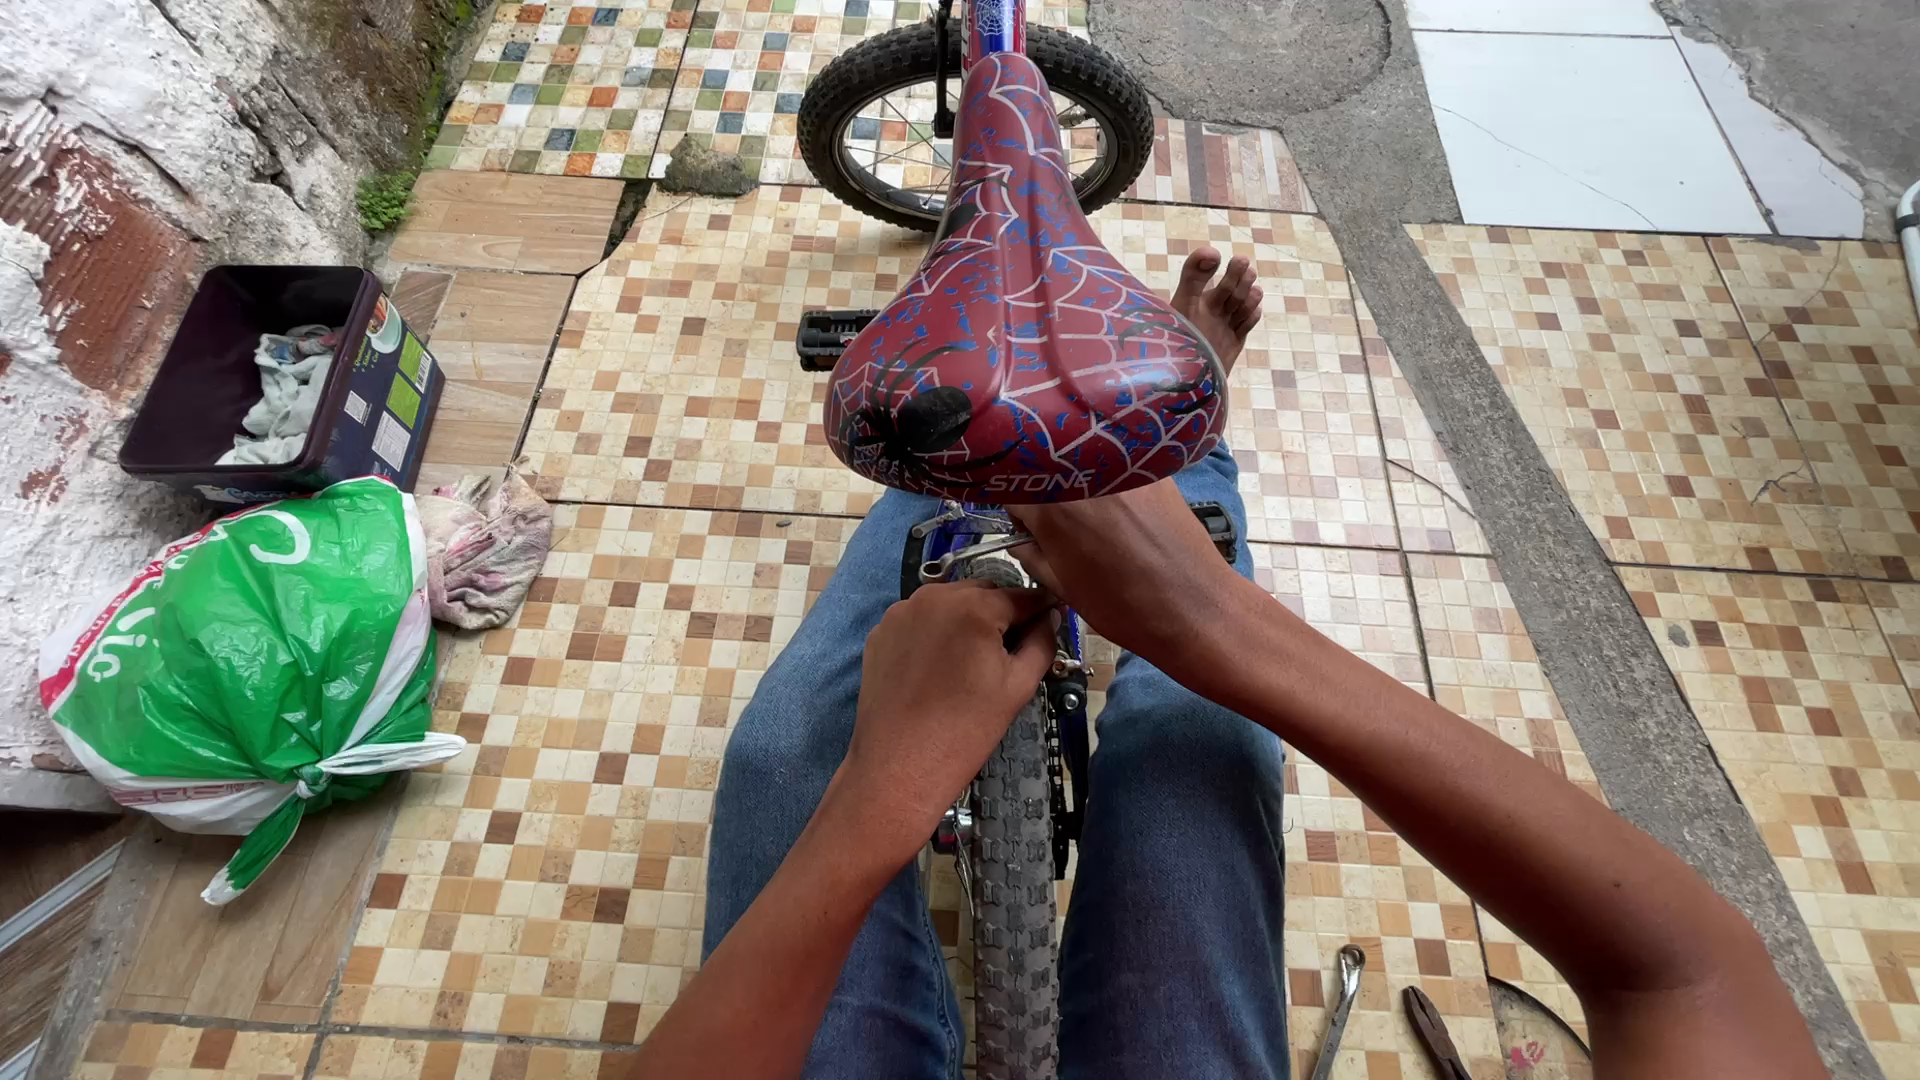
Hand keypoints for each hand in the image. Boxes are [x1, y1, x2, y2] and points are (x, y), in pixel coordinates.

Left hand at [838, 580, 1058, 860]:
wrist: (899, 766)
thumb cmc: (965, 729)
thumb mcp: (1018, 686)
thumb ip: (1042, 643)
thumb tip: (1051, 616)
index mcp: (974, 606)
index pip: (1021, 595)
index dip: (1041, 608)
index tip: (1051, 620)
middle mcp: (935, 596)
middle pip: (983, 593)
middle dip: (1001, 613)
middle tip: (1009, 649)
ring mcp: (902, 611)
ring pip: (949, 602)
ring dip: (966, 618)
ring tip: (971, 659)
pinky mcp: (881, 630)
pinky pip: (919, 618)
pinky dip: (935, 630)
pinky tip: (938, 665)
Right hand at [1009, 479, 1255, 689]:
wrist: (1195, 609)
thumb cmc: (1124, 607)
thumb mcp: (1063, 588)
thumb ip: (1032, 555)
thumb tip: (1020, 539)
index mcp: (1052, 508)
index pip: (1011, 486)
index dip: (1014, 505)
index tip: (1024, 521)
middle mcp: (1081, 475)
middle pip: (1044, 466)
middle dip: (1042, 488)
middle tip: (1055, 519)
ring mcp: (1117, 466)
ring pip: (1078, 460)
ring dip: (1073, 479)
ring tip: (1092, 513)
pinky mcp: (1150, 466)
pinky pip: (1113, 462)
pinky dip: (1106, 475)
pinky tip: (1120, 505)